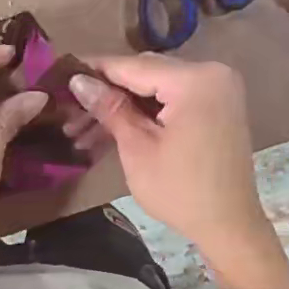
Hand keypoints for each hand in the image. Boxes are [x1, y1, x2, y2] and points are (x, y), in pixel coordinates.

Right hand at [68, 54, 275, 254]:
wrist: (227, 223)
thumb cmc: (178, 190)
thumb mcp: (137, 148)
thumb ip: (109, 109)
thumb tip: (78, 81)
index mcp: (194, 80)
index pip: (133, 66)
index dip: (94, 69)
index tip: (62, 73)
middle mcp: (211, 73)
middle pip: (145, 74)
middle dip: (106, 92)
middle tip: (68, 111)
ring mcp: (216, 89)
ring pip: (155, 88)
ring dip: (121, 106)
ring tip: (80, 130)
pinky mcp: (215, 106)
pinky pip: (172, 100)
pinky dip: (144, 113)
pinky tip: (111, 130)